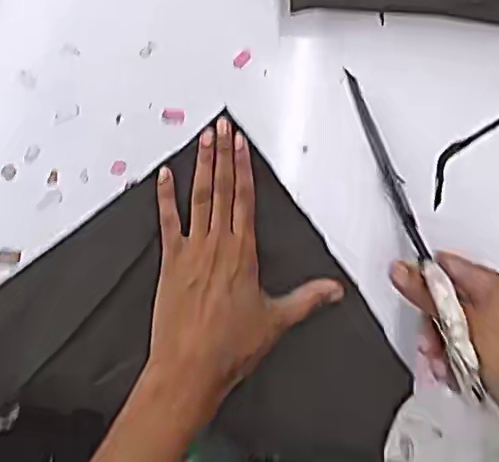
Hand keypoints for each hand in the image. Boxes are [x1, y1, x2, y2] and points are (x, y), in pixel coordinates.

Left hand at [145, 118, 344, 417]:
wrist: (189, 370)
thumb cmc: (228, 348)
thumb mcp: (277, 322)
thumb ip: (308, 299)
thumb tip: (334, 290)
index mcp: (242, 252)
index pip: (244, 198)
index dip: (243, 166)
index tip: (241, 143)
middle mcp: (217, 243)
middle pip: (222, 188)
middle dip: (223, 154)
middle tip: (222, 127)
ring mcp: (192, 248)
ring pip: (199, 196)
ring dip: (202, 165)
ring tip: (203, 140)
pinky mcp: (171, 260)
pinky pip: (168, 221)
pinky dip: (165, 197)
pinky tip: (165, 176)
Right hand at [393, 253, 498, 461]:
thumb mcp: (463, 324)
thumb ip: (428, 296)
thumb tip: (402, 271)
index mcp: (485, 282)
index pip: (441, 265)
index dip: (423, 280)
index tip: (413, 296)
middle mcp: (488, 302)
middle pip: (441, 299)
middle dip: (431, 323)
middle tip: (435, 338)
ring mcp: (489, 330)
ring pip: (446, 328)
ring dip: (440, 348)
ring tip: (448, 363)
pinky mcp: (488, 356)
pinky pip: (456, 351)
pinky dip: (452, 363)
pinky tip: (457, 374)